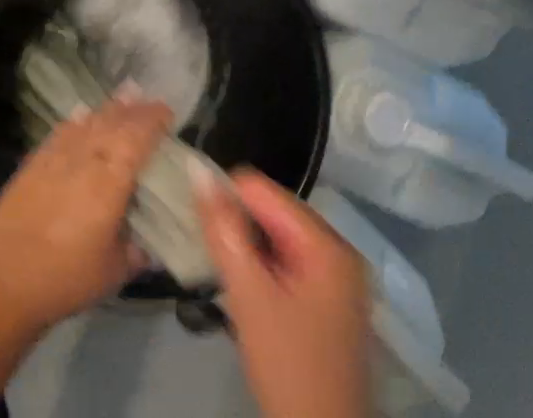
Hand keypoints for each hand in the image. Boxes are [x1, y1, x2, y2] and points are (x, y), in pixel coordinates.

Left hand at [0, 99, 172, 332]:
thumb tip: (149, 245)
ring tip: (123, 95)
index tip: (167, 111)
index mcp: (108, 182)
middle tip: (148, 98)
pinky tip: (79, 116)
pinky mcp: (31, 166)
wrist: (3, 278)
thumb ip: (136, 251)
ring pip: (84, 124)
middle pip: (110, 124)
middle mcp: (81, 160)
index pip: (135, 139)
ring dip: (105, 109)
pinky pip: (59, 134)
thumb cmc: (66, 277)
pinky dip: (74, 122)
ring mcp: (52, 160)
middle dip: (131, 110)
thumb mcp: (114, 270)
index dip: (152, 121)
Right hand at [196, 169, 371, 417]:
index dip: (221, 198)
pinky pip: (284, 257)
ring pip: (273, 234)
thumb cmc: (286, 361)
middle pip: (269, 209)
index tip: (194, 222)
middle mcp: (338, 249)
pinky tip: (242, 287)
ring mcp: (336, 274)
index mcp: (326, 244)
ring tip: (220, 268)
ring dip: (243, 245)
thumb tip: (196, 170)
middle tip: (204, 248)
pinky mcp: (326, 295)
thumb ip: (223, 229)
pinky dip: (258, 264)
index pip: (259, 188)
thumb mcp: (248, 293)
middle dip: (234, 223)